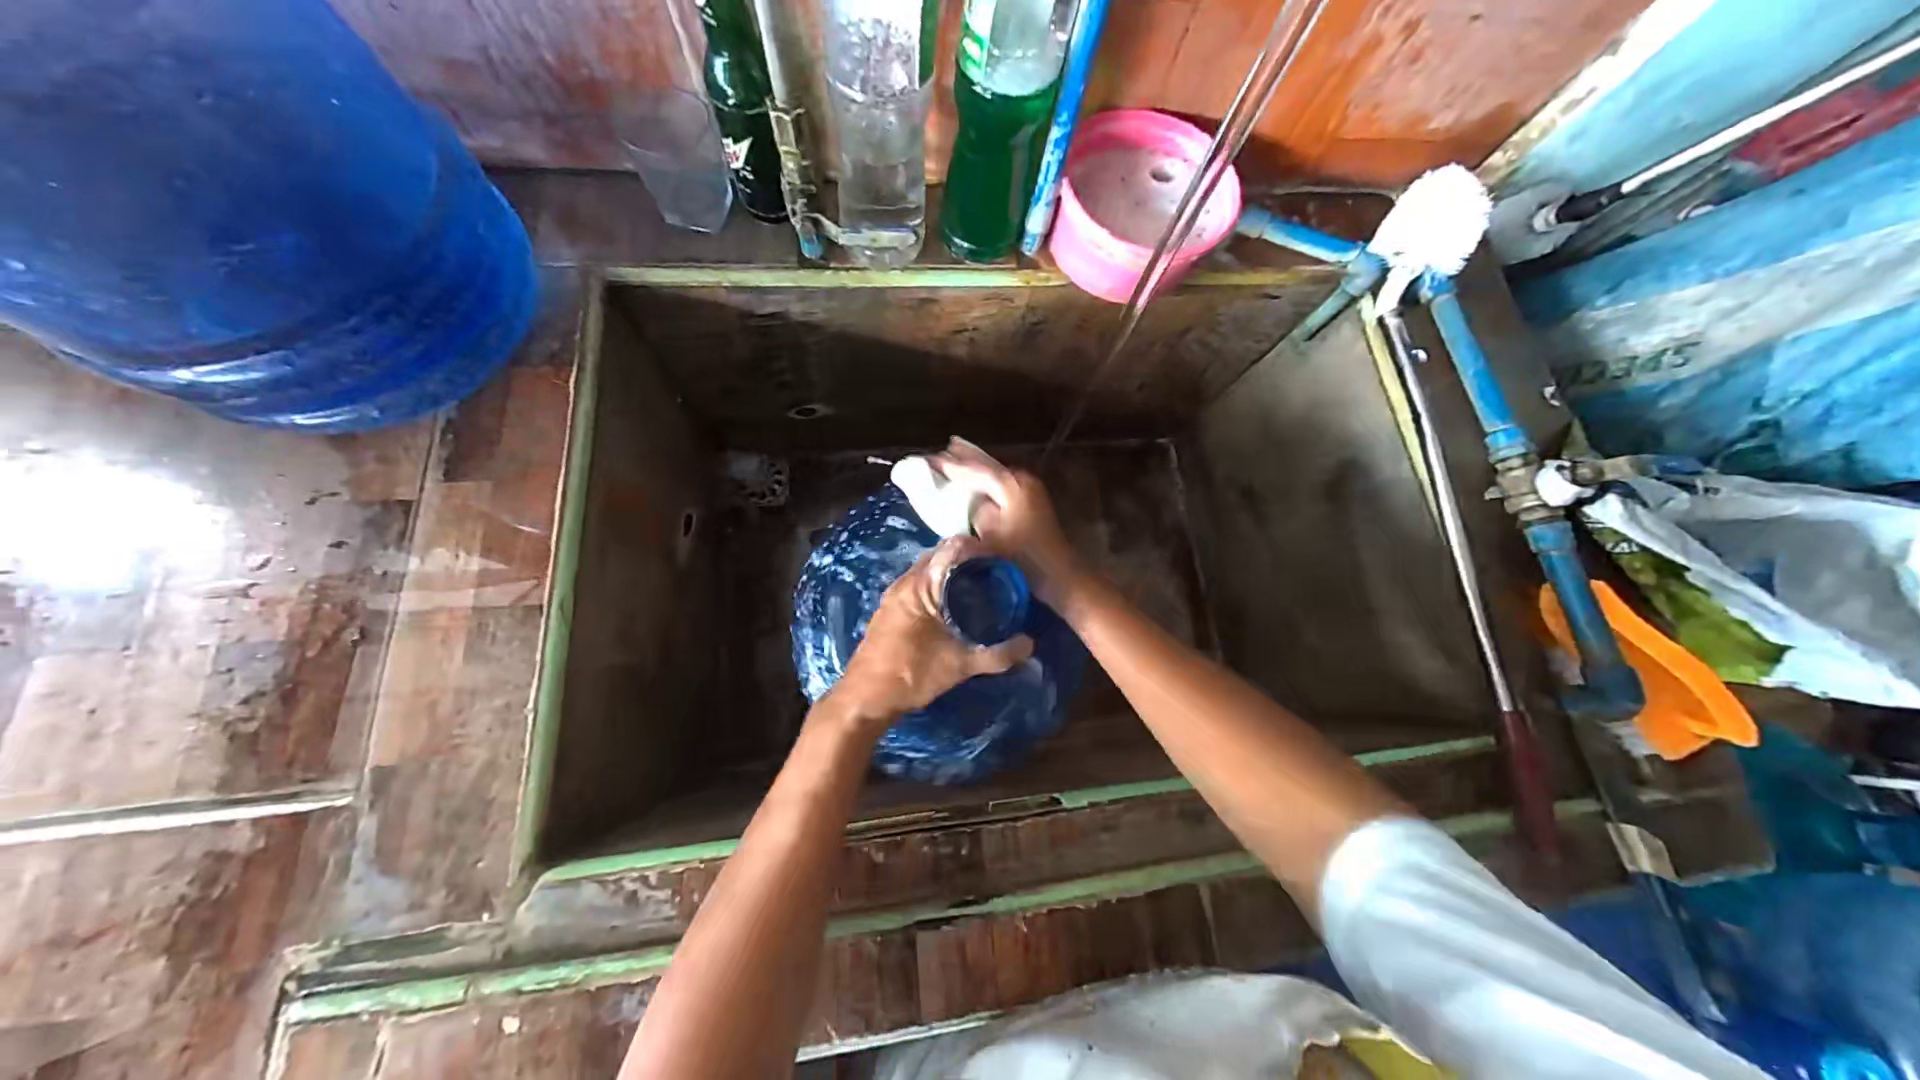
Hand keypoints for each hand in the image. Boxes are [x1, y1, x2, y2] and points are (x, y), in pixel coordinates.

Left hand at [826, 535, 1033, 735]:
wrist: (865, 699)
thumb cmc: (911, 675)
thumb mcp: (959, 665)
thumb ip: (997, 655)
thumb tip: (1030, 645)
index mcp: (920, 584)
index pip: (952, 547)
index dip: (979, 548)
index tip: (1002, 559)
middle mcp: (904, 582)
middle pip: (940, 556)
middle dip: (968, 559)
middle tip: (996, 573)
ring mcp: (894, 596)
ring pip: (928, 571)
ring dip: (952, 573)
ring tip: (981, 587)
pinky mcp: (890, 611)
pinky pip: (919, 586)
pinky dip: (938, 586)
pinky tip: (955, 606)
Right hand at [931, 437, 1083, 606]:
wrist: (1059, 576)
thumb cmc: (1023, 558)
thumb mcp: (989, 535)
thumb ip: (975, 509)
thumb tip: (967, 497)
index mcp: (1010, 485)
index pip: (973, 468)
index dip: (948, 464)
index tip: (926, 459)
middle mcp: (1021, 479)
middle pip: (985, 464)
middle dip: (961, 459)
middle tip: (935, 455)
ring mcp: (1029, 489)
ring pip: (993, 472)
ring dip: (973, 468)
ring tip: (949, 461)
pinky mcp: (1032, 500)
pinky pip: (1001, 483)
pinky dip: (984, 480)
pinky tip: (972, 482)